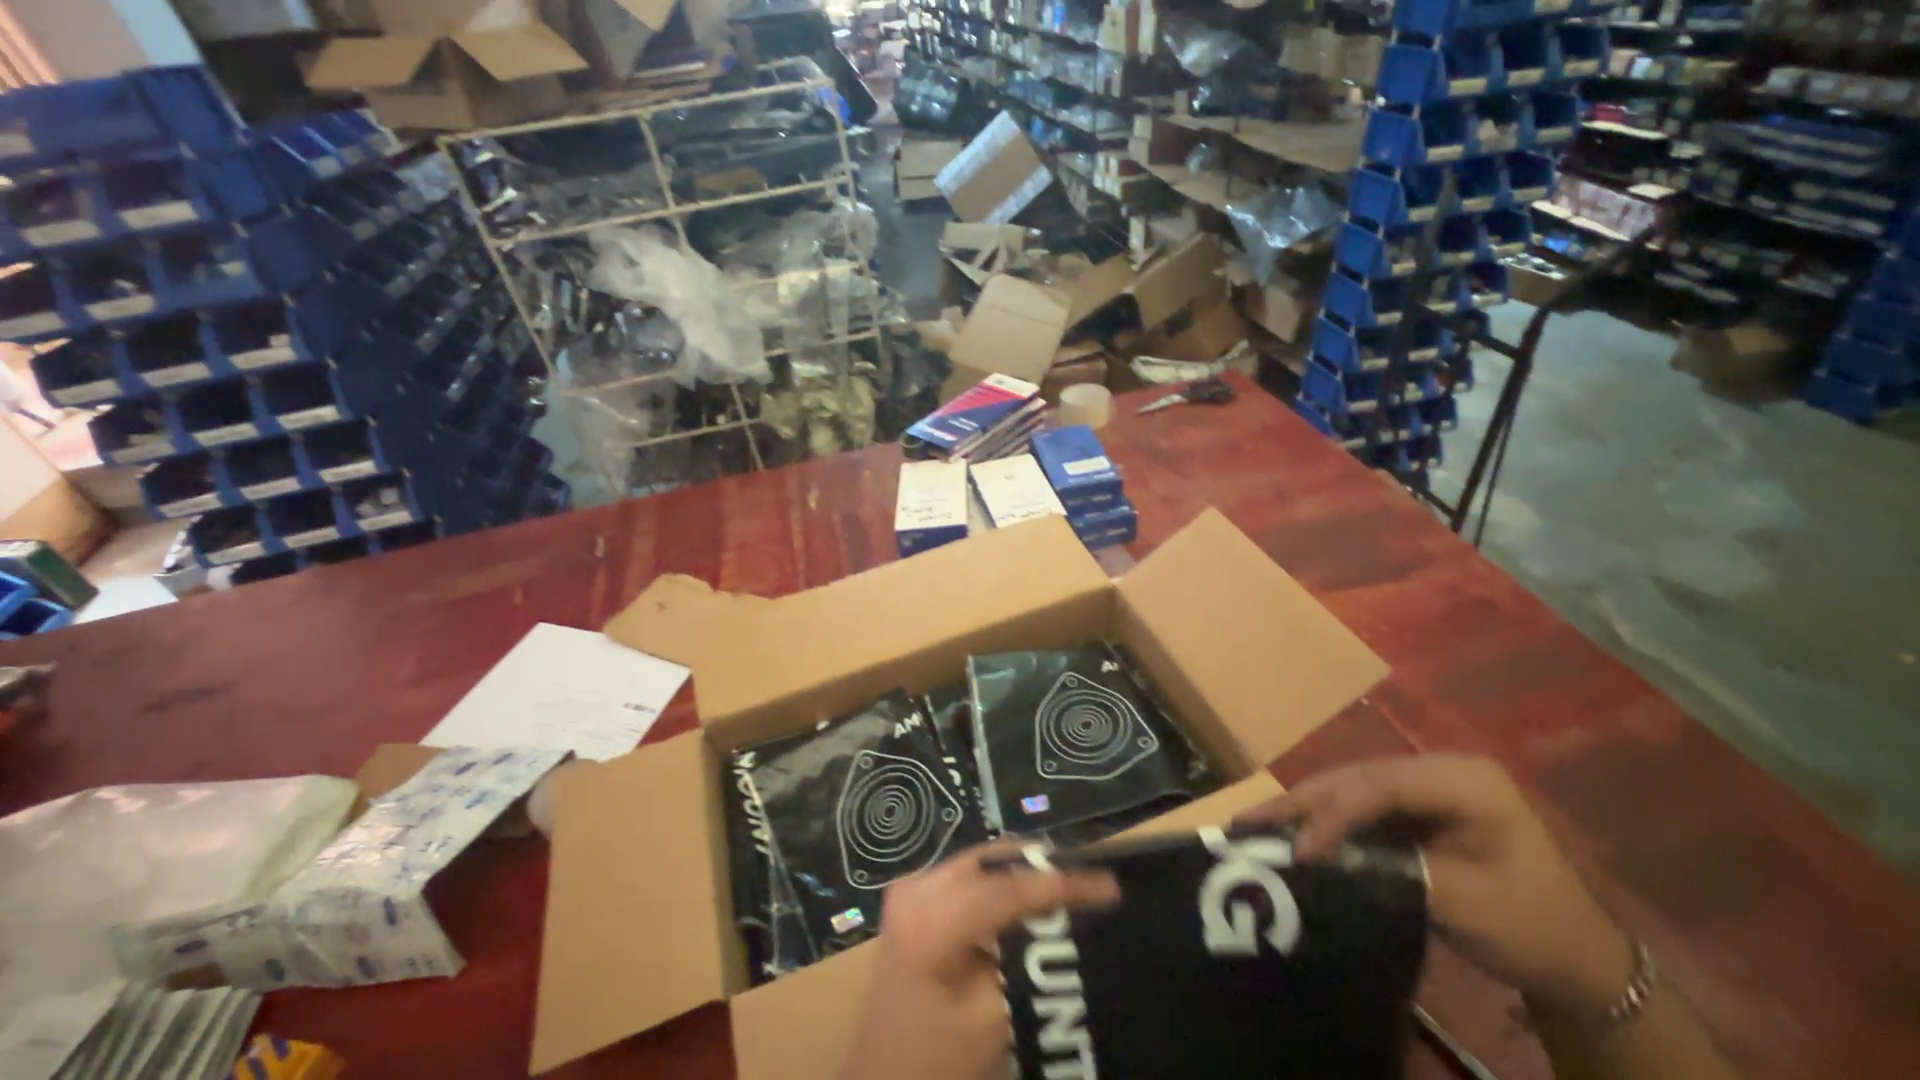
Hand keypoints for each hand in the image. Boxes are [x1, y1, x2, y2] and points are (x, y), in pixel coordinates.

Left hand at [839, 839, 1120, 1079]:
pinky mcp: (912, 899)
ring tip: (1071, 888)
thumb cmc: (939, 1056)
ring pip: (982, 864)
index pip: (1008, 888)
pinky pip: (967, 876)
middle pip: (993, 863)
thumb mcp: (994, 1015)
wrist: (884, 1076)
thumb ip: (1029, 957)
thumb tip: (1069, 918)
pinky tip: (1032, 898)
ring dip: (1025, 873)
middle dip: (1044, 869)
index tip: (1109, 887)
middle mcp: (915, 890)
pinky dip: (1002, 882)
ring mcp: (909, 890)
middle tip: (1092, 883)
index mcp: (930, 921)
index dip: (1062, 884)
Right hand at [1239, 755, 1635, 1016]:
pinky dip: (1328, 822)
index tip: (1295, 851)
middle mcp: (1443, 771)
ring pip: (1354, 789)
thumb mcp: (1464, 901)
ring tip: (1256, 824)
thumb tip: (1322, 859)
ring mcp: (1432, 789)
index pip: (1380, 787)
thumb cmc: (1530, 926)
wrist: (1580, 959)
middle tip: (1249, 822)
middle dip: (1303, 802)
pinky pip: (1365, 808)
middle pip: (1359, 779)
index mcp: (1465, 782)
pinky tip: (1295, 833)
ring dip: (1308, 809)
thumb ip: (1392, 870)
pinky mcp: (1422, 811)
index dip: (1331, 815)